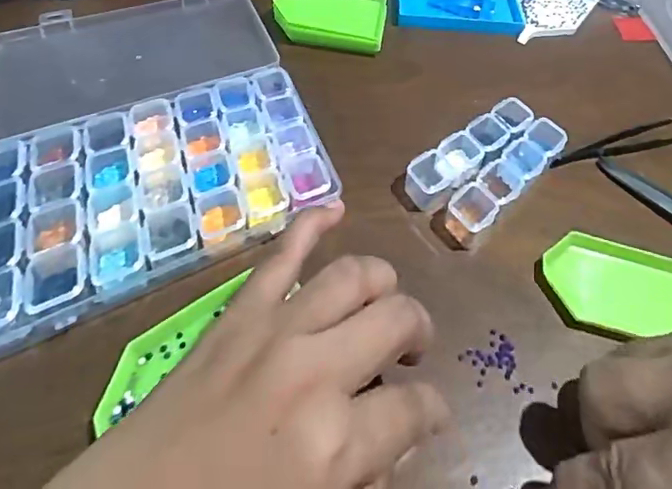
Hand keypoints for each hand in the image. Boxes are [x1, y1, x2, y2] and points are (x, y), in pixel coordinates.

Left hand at [47, 202, 447, 488]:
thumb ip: (363, 475)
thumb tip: (395, 441)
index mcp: (335, 443)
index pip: (415, 409)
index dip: (433, 411)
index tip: (430, 415)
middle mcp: (314, 370)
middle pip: (396, 319)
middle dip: (419, 332)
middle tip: (412, 353)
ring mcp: (274, 329)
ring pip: (353, 275)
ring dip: (382, 283)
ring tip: (386, 302)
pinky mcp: (238, 311)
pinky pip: (282, 253)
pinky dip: (311, 223)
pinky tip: (335, 209)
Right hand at [553, 320, 671, 488]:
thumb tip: (588, 485)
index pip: (603, 470)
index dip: (578, 487)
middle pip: (594, 393)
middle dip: (596, 440)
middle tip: (620, 473)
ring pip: (614, 362)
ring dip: (620, 407)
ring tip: (651, 442)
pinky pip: (650, 348)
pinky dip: (649, 382)